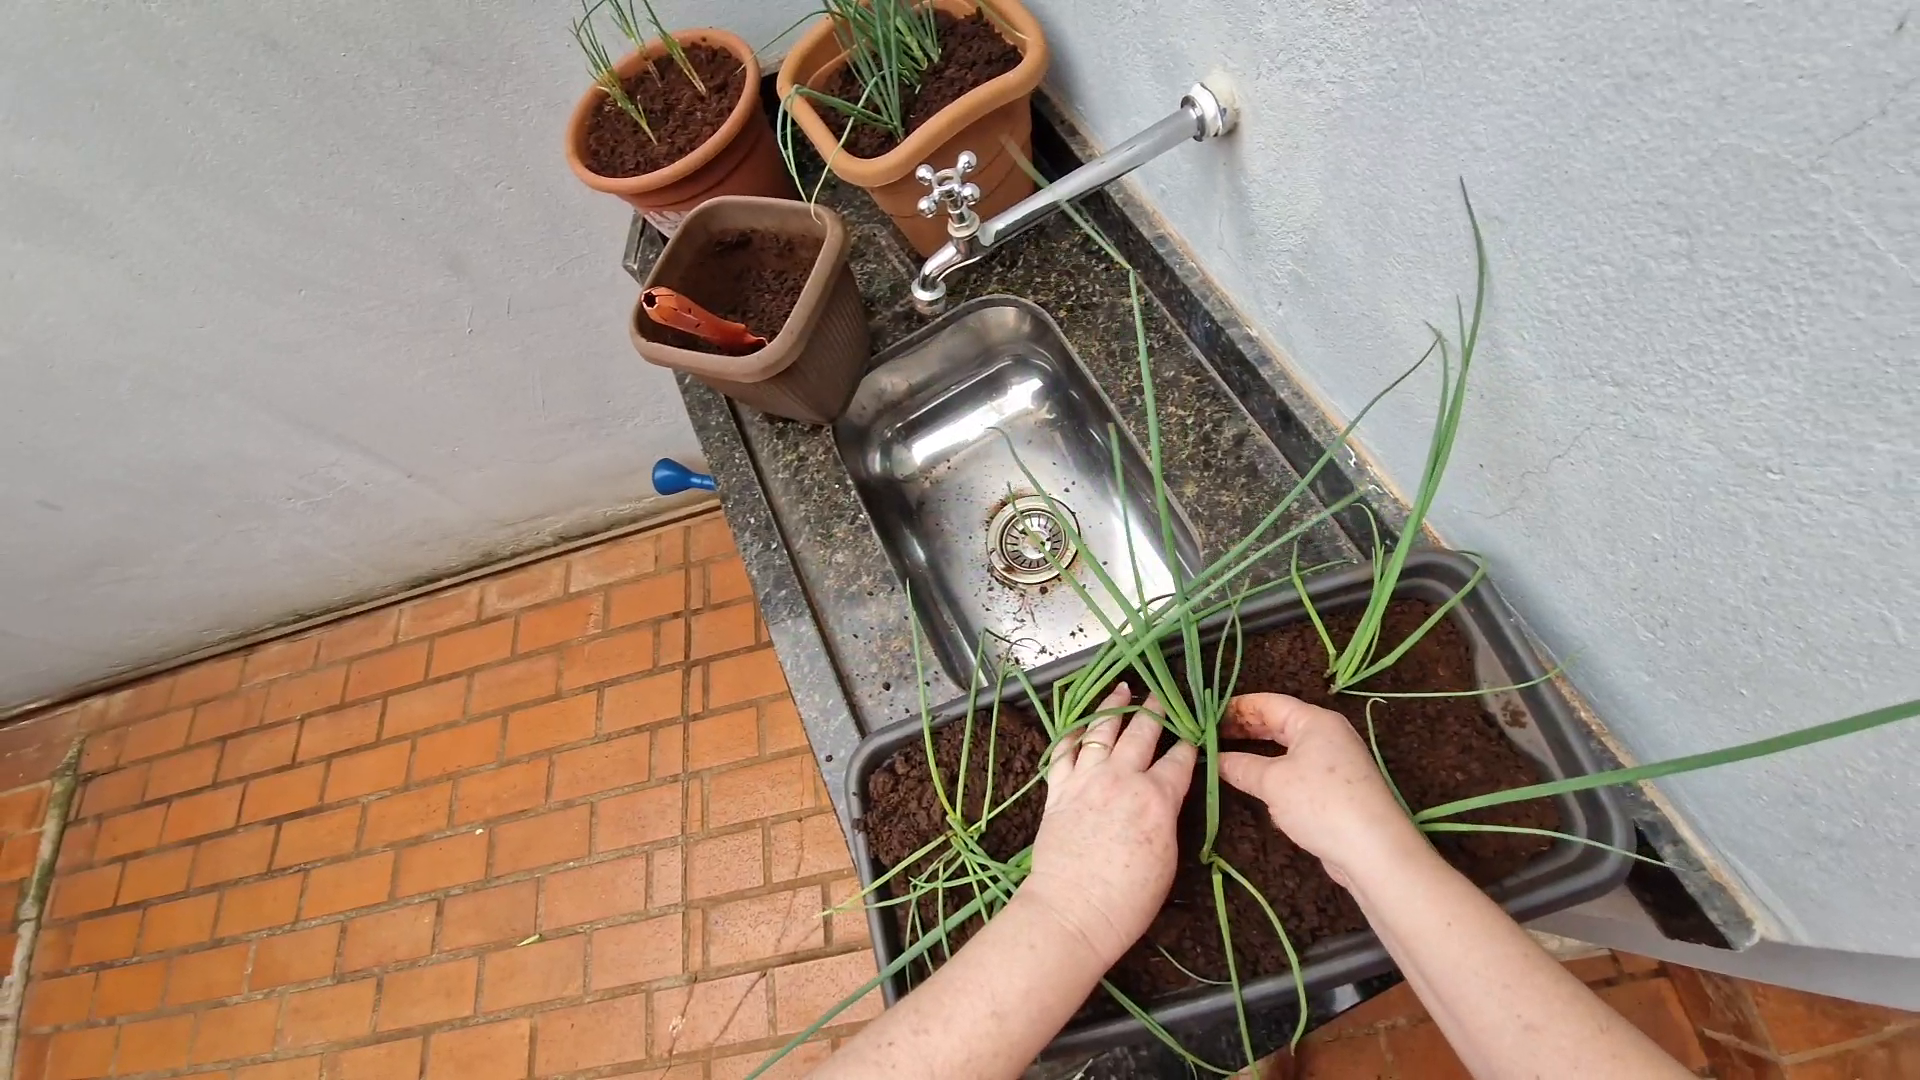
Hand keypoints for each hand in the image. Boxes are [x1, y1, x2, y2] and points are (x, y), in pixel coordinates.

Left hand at [1021, 684, 1196, 965]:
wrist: (1073, 910)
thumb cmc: (1128, 898)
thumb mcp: (1167, 858)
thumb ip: (1166, 817)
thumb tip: (1164, 797)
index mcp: (1156, 798)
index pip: (1179, 760)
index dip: (1188, 742)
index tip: (1193, 728)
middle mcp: (1121, 778)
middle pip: (1141, 733)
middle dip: (1153, 710)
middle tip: (1159, 693)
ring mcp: (1086, 779)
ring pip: (1101, 730)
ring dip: (1113, 706)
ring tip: (1121, 688)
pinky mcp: (1058, 788)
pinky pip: (1064, 751)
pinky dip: (1071, 734)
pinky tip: (1077, 725)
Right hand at [1218, 693, 1426, 887]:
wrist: (1376, 852)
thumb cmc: (1321, 804)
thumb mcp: (1272, 782)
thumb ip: (1240, 766)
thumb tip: (1215, 760)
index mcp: (1314, 721)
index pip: (1267, 702)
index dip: (1234, 708)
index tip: (1205, 717)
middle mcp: (1326, 734)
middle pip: (1276, 722)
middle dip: (1243, 729)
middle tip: (1209, 737)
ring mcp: (1333, 761)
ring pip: (1285, 748)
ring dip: (1256, 752)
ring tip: (1224, 757)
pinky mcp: (1335, 788)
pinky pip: (1295, 769)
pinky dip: (1272, 771)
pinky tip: (1253, 783)